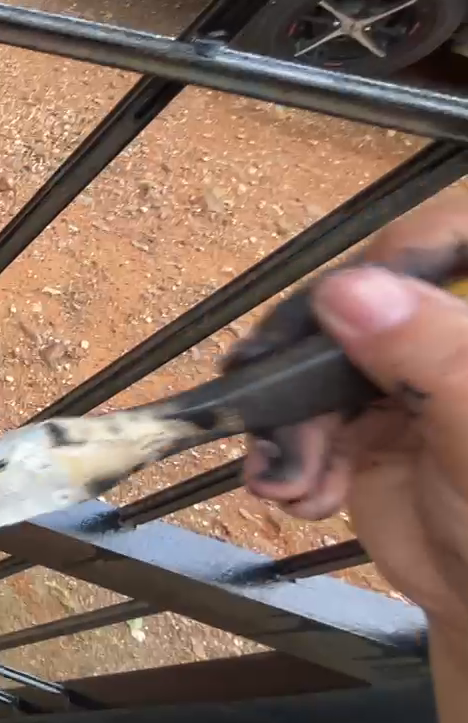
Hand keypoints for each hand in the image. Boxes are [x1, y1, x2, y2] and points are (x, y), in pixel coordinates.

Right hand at [232, 193, 467, 637]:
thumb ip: (436, 359)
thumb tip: (348, 288)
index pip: (458, 237)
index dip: (405, 252)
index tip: (348, 305)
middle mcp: (456, 338)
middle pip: (362, 301)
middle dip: (304, 362)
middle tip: (274, 403)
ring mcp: (408, 375)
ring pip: (310, 355)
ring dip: (282, 417)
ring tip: (284, 476)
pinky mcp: (359, 415)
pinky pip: (293, 403)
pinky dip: (279, 445)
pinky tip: (290, 485)